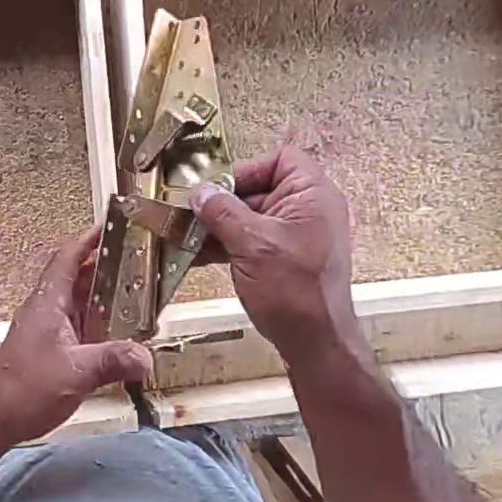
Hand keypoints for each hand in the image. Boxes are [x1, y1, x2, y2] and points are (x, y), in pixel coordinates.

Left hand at [0, 229, 152, 446]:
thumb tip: (147, 357)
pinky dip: (98, 321)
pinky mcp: (49, 349)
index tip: (114, 227)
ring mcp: (46, 329)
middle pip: (77, 276)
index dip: (89, 239)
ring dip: (104, 296)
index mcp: (47, 303)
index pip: (67, 258)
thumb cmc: (26, 390)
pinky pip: (78, 325)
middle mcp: (46, 310)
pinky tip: (120, 333)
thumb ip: (113, 361)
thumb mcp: (76, 373)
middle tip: (140, 264)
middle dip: (106, 267)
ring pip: (78, 302)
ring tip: (138, 295)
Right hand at [190, 145, 360, 358]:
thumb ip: (223, 213)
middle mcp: (304, 211)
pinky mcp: (277, 257)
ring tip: (188, 236)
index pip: (280, 160)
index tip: (217, 190)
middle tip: (193, 214)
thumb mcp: (253, 244)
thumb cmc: (297, 293)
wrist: (313, 340)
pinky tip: (196, 253)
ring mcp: (290, 235)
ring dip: (216, 226)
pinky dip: (222, 244)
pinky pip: (245, 240)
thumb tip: (202, 193)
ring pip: (246, 216)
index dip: (246, 170)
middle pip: (256, 188)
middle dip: (221, 202)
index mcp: (311, 196)